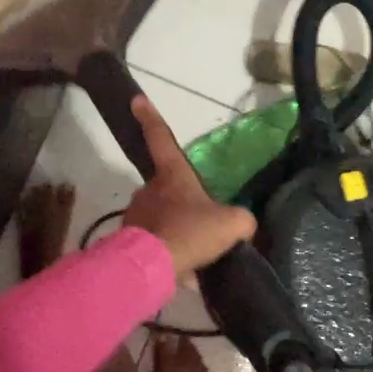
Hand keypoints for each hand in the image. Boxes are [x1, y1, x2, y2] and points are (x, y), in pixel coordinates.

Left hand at [121, 96, 256, 276]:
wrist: (151, 266)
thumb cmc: (191, 232)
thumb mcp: (232, 223)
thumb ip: (242, 219)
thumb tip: (243, 224)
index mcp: (172, 175)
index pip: (161, 139)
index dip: (150, 118)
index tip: (136, 100)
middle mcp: (149, 189)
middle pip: (167, 187)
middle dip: (182, 201)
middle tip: (201, 223)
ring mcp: (137, 215)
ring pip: (162, 218)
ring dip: (178, 231)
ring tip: (197, 255)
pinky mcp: (129, 241)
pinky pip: (156, 243)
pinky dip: (170, 253)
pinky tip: (185, 271)